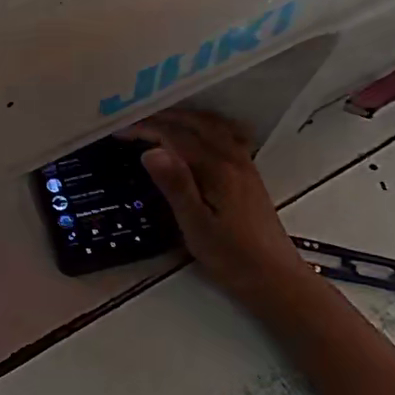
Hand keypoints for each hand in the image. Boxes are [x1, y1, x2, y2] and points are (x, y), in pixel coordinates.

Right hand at [119, 109, 315, 306]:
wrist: (275, 277)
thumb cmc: (232, 257)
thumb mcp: (196, 226)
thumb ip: (176, 186)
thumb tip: (151, 151)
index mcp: (217, 168)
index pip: (176, 136)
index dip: (146, 128)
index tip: (120, 130)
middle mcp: (233, 158)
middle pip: (195, 123)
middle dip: (163, 117)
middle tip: (133, 121)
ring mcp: (244, 164)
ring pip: (213, 126)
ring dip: (184, 118)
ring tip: (159, 121)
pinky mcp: (249, 174)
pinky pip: (225, 135)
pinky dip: (204, 126)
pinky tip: (196, 135)